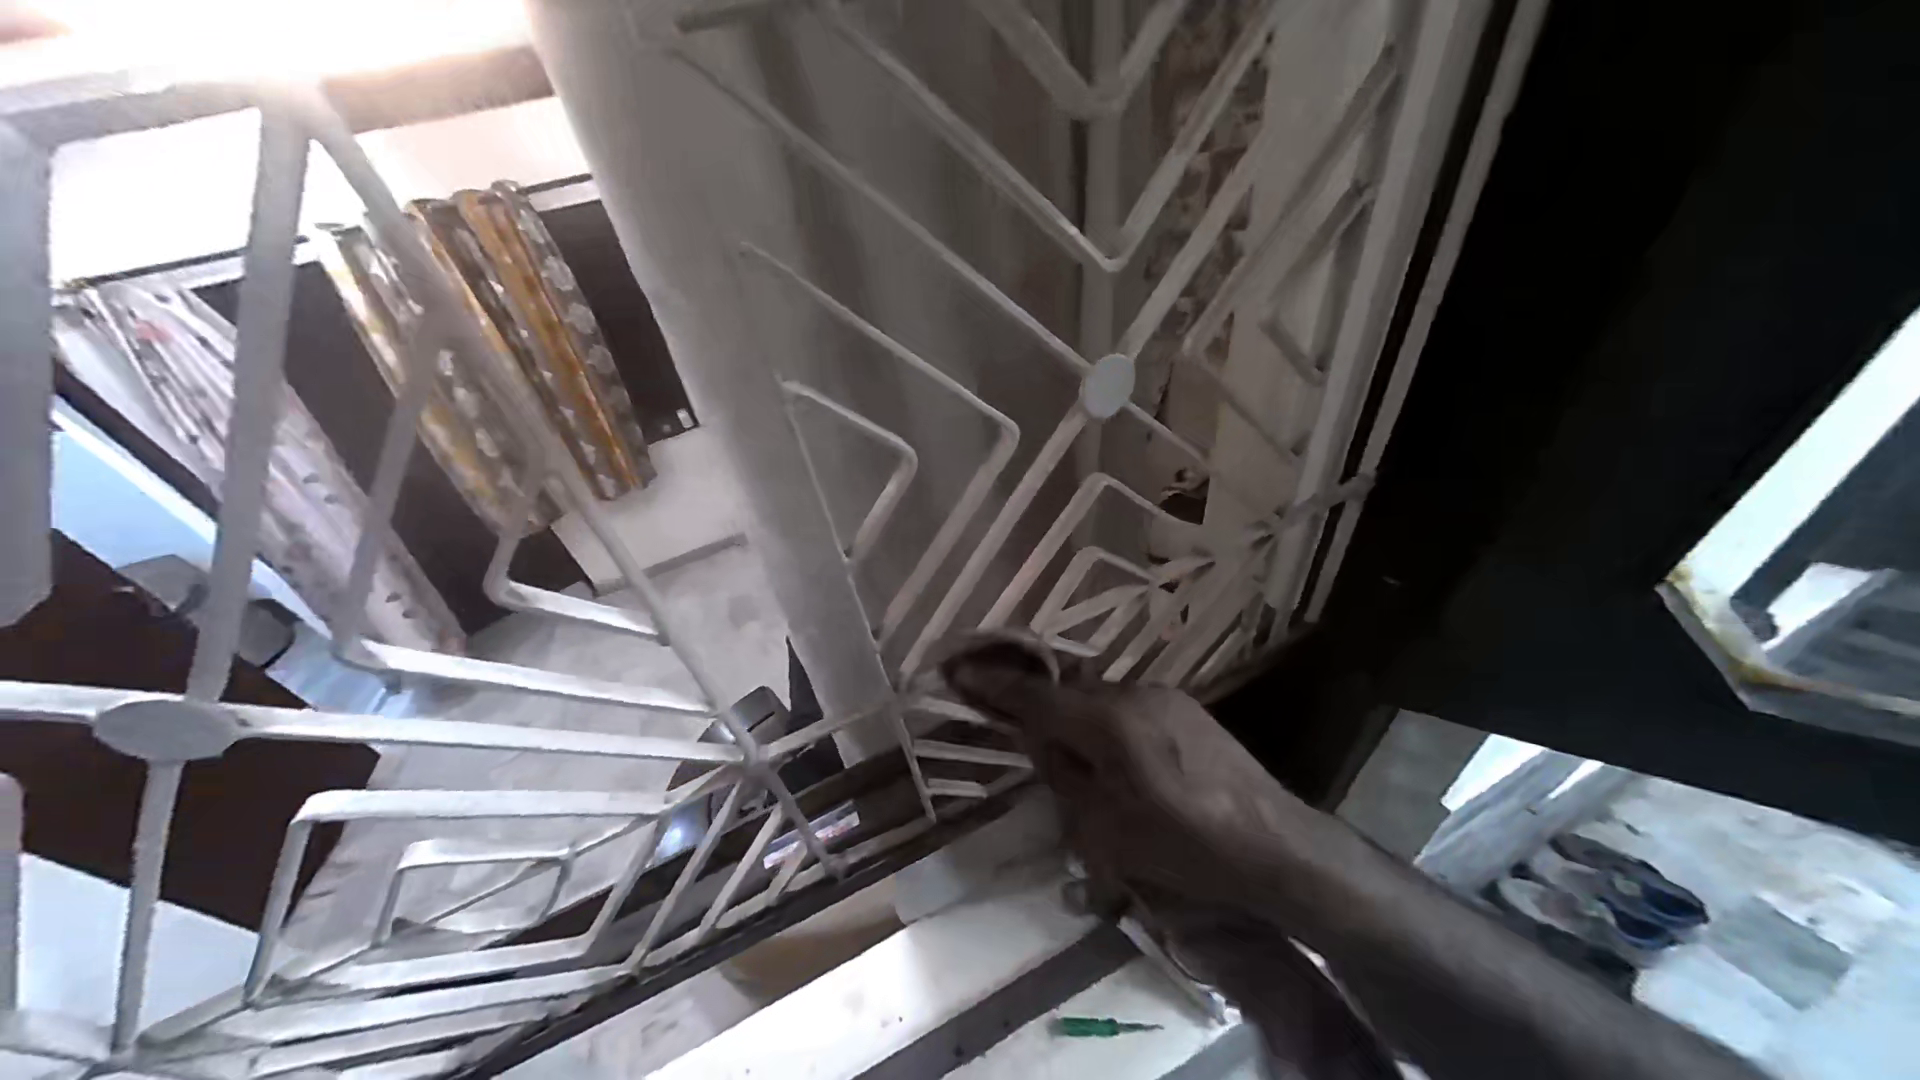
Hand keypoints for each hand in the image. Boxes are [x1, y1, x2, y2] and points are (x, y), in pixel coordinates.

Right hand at [940, 638, 1326, 919]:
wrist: (1278, 846)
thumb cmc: (1184, 847)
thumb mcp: (1105, 827)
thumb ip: (1063, 773)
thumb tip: (1039, 739)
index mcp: (1107, 723)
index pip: (1034, 697)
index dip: (992, 685)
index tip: (956, 670)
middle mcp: (1133, 694)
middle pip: (1066, 695)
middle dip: (1042, 714)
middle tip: (1029, 744)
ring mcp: (1164, 695)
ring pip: (1099, 701)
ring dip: (1081, 724)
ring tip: (1088, 770)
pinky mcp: (1186, 706)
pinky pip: (1128, 708)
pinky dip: (1111, 727)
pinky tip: (1127, 765)